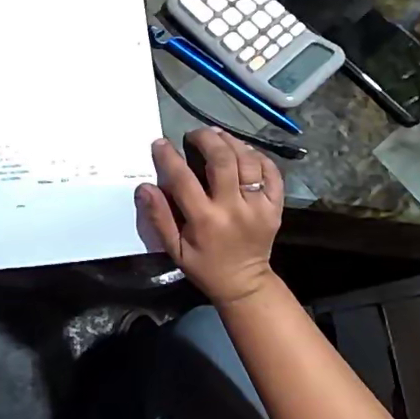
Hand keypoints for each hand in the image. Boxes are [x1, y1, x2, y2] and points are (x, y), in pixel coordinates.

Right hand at [136, 128, 283, 305]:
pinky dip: (258, 156)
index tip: (160, 143)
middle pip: (222, 160)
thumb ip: (159, 217)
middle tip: (194, 134)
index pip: (184, 179)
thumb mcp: (175, 249)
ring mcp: (259, 206)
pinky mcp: (276, 206)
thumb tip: (144, 187)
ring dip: (231, 142)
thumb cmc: (205, 266)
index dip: (169, 157)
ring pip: (248, 161)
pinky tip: (243, 151)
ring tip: (217, 136)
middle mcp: (234, 208)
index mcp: (205, 221)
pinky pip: (271, 172)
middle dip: (206, 139)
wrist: (245, 284)